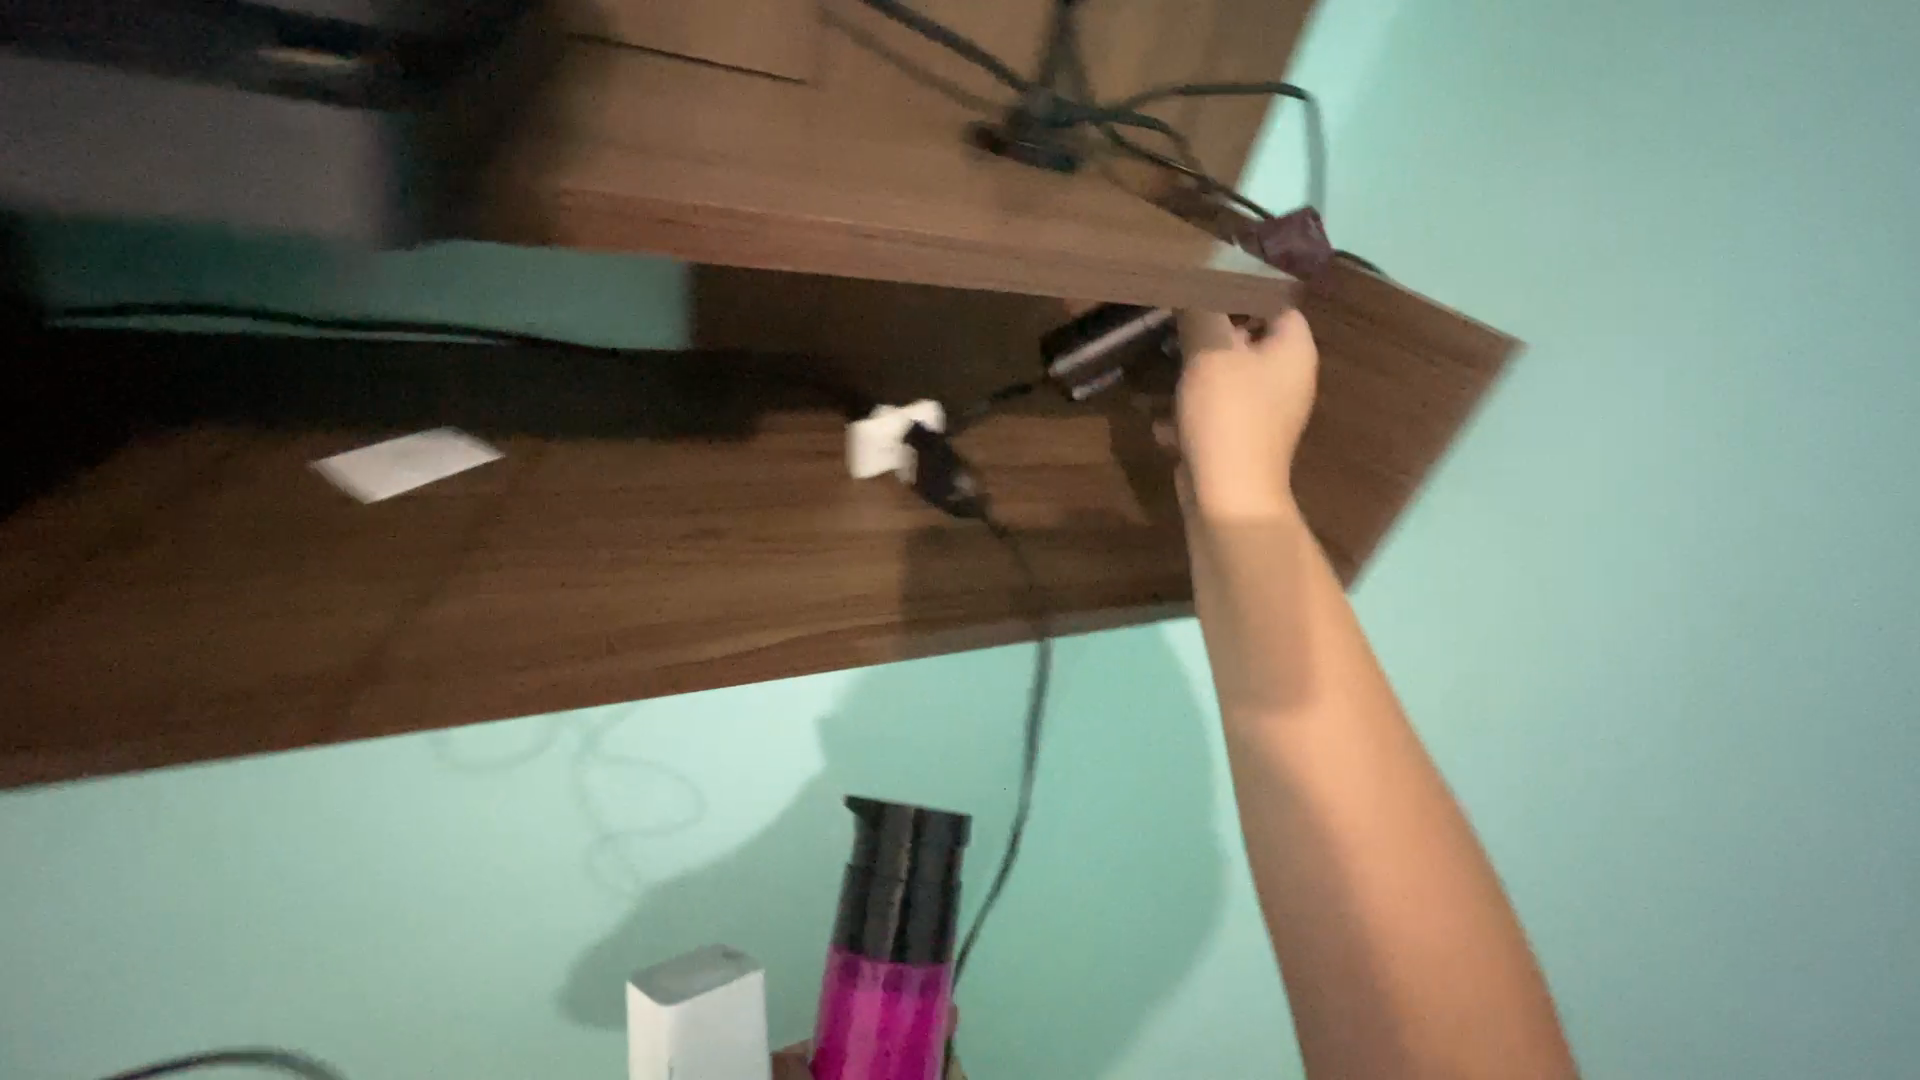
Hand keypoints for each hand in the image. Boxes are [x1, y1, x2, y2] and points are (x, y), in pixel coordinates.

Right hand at [1172, 308, 1319, 520]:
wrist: (1229, 496)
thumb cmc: (1227, 415)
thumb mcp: (1209, 351)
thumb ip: (1201, 310)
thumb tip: (1194, 280)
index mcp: (1294, 350)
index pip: (1275, 302)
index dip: (1239, 292)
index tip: (1199, 290)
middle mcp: (1288, 379)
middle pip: (1246, 340)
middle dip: (1206, 337)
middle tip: (1172, 329)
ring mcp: (1265, 415)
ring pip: (1225, 379)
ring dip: (1192, 378)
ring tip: (1161, 373)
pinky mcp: (1241, 442)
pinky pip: (1214, 415)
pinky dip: (1189, 416)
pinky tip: (1164, 425)